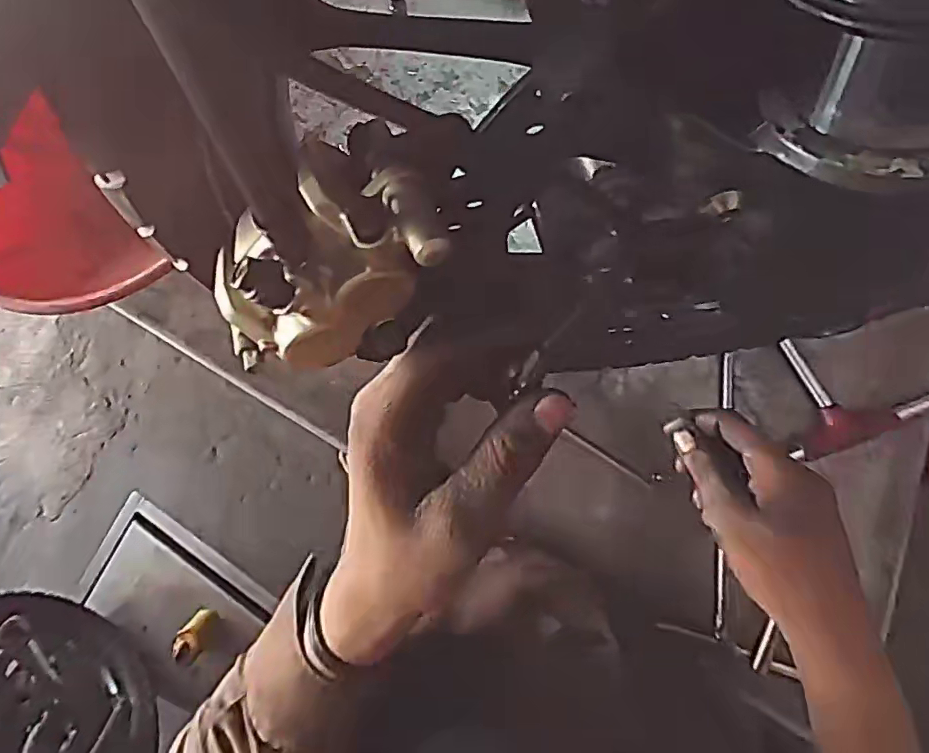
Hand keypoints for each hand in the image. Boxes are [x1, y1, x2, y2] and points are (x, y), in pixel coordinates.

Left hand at [320, 343, 574, 664]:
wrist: (372, 595)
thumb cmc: (409, 567)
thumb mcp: (463, 522)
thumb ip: (507, 458)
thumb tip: (556, 400)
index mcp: (383, 416)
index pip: (437, 351)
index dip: (490, 336)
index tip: (540, 334)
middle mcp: (378, 397)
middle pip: (436, 343)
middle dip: (491, 340)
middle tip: (543, 348)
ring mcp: (385, 402)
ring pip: (439, 353)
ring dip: (484, 354)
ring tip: (530, 367)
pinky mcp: (398, 412)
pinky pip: (439, 372)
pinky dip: (474, 371)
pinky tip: (503, 387)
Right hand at [674, 411, 875, 647]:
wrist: (829, 628)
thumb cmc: (782, 576)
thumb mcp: (728, 518)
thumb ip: (705, 473)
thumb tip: (688, 442)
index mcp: (781, 468)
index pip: (734, 425)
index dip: (700, 423)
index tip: (678, 430)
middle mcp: (803, 476)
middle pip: (747, 446)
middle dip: (712, 454)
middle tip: (686, 467)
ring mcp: (814, 499)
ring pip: (759, 470)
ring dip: (728, 476)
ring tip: (705, 499)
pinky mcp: (816, 521)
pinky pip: (774, 490)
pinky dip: (747, 493)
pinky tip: (732, 517)